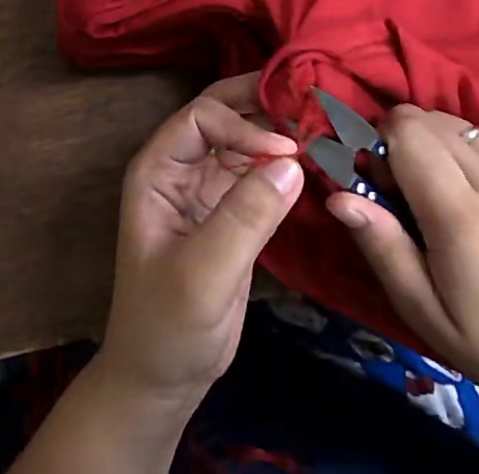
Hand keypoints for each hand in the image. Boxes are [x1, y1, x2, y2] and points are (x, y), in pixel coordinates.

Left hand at [98, 73, 302, 405]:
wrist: (163, 376)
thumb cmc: (168, 324)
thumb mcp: (204, 273)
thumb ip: (245, 216)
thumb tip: (292, 161)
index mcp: (158, 170)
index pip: (201, 118)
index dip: (243, 125)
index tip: (285, 151)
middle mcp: (181, 167)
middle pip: (221, 113)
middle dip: (261, 104)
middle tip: (309, 102)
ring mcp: (206, 186)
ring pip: (244, 138)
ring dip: (277, 130)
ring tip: (320, 127)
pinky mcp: (230, 208)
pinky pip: (258, 170)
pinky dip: (284, 162)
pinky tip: (313, 161)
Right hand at [324, 105, 478, 428]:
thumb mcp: (421, 309)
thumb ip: (380, 245)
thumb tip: (337, 196)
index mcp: (463, 218)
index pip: (408, 132)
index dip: (379, 143)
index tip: (377, 179)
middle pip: (428, 120)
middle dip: (400, 140)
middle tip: (401, 189)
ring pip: (455, 122)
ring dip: (430, 141)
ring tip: (434, 189)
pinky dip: (461, 148)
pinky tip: (466, 189)